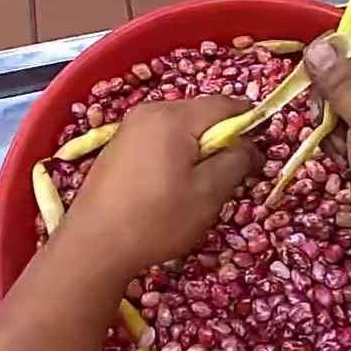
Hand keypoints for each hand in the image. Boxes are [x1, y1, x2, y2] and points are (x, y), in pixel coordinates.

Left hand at [55, 97, 259, 279]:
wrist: (93, 246)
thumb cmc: (156, 219)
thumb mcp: (208, 193)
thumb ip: (236, 161)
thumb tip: (250, 145)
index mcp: (172, 116)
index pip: (225, 104)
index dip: (249, 123)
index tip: (258, 153)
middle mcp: (148, 112)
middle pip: (200, 115)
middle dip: (220, 140)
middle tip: (226, 178)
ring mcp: (128, 129)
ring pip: (179, 130)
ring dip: (196, 151)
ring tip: (196, 189)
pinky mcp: (117, 148)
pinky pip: (158, 142)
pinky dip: (173, 158)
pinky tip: (168, 190)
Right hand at [302, 29, 350, 247]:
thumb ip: (343, 80)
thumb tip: (316, 47)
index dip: (345, 41)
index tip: (312, 55)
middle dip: (333, 87)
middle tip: (324, 109)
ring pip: (343, 96)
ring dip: (331, 116)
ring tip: (338, 139)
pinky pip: (344, 124)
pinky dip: (336, 138)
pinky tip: (343, 155)